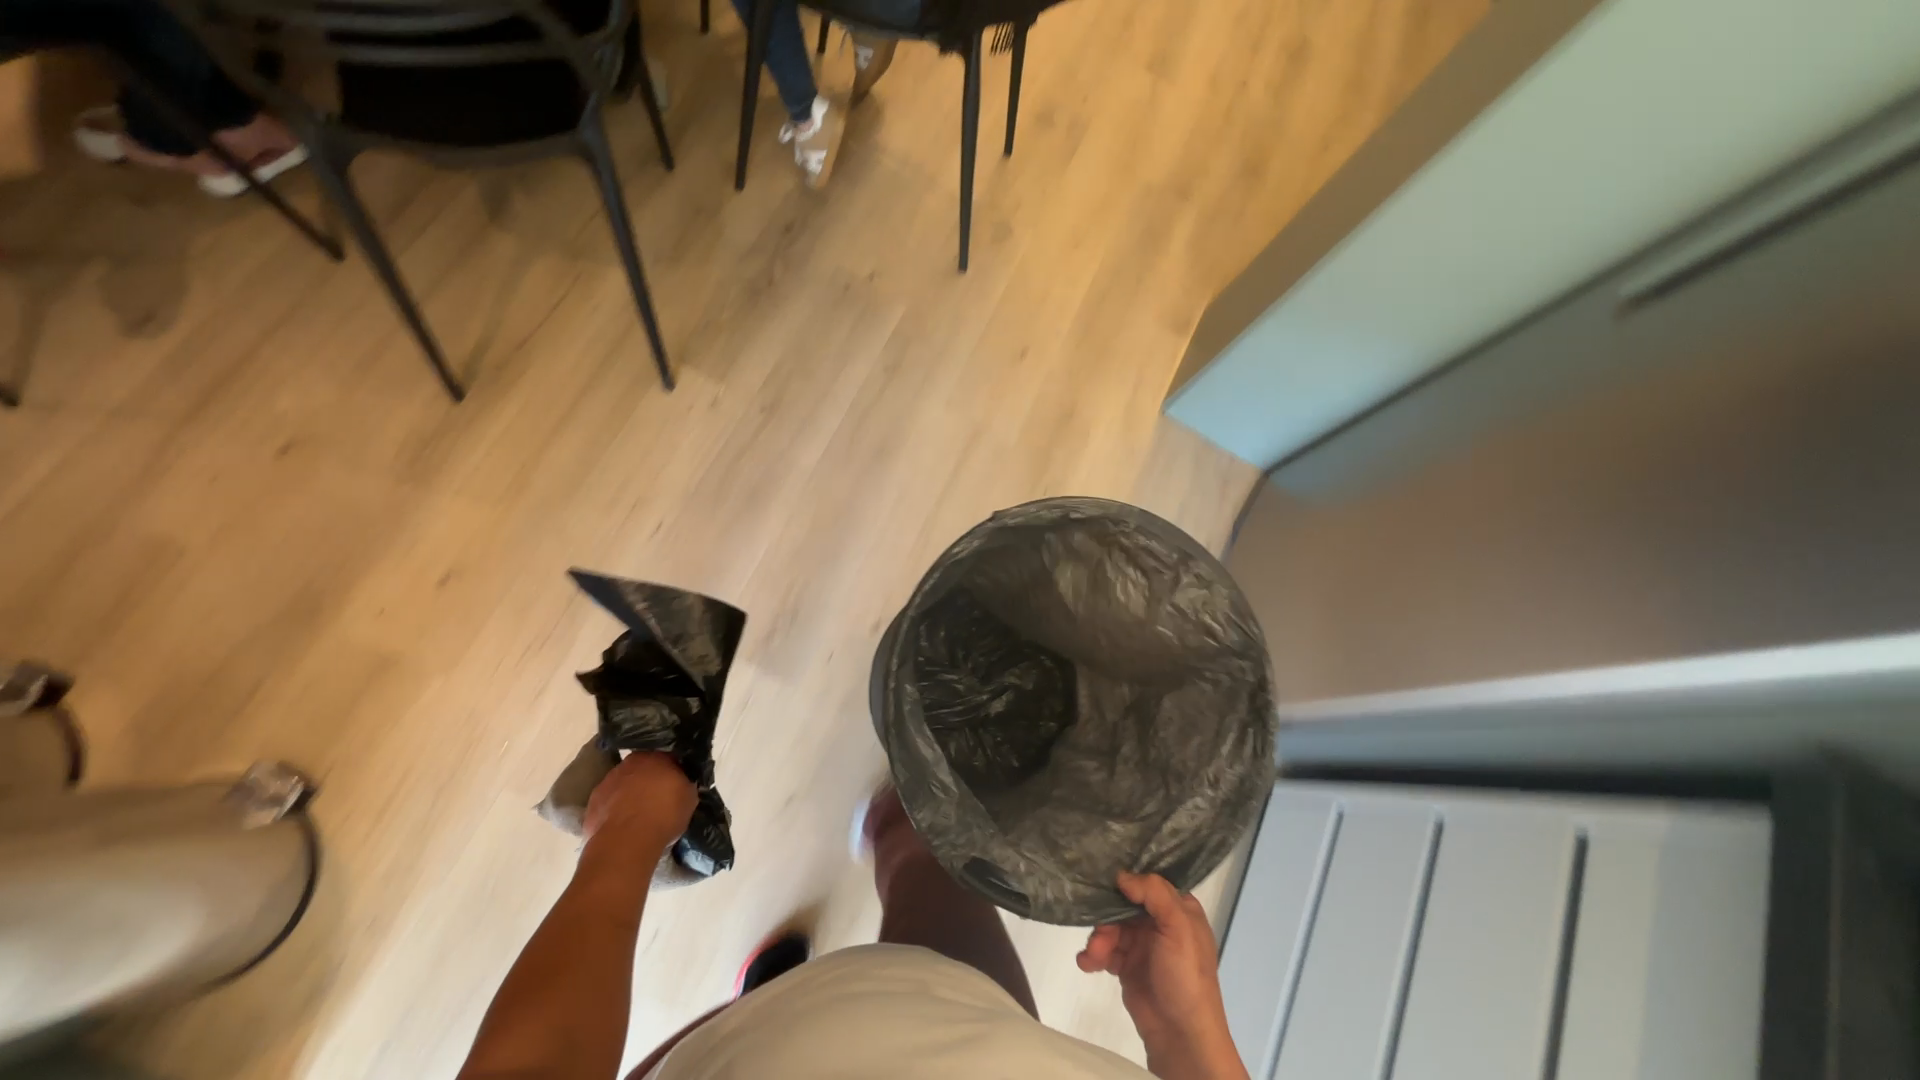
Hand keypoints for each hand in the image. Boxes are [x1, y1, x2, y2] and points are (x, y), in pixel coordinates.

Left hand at [582, 751, 695, 852]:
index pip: (667, 759)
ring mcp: (607, 781)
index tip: (676, 786)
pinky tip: (622, 825)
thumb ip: (684, 785)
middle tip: (658, 799)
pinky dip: (614, 810)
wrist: (626, 840)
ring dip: (629, 794)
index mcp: (655, 757)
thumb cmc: (664, 815)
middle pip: (642, 769)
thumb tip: (680, 784)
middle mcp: (628, 763)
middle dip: (649, 781)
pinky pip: (608, 802)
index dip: (673, 772)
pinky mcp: (592, 802)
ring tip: (638, 816)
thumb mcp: (689, 798)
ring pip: (622, 784)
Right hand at [1078, 872, 1247, 1079]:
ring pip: (1111, 928)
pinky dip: (1093, 955)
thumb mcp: (1178, 928)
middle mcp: (1161, 923)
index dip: (1128, 879)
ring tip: (1093, 956)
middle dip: (1107, 918)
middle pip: (1124, 905)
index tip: (1103, 877)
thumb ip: (1153, 894)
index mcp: (1179, 909)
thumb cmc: (1185, 975)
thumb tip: (1122, 875)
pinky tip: (1087, 964)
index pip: (1150, 883)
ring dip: (1098, 939)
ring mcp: (1143, 946)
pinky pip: (1105, 951)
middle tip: (1100, 936)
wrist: (1181, 1034)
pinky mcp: (1128, 967)